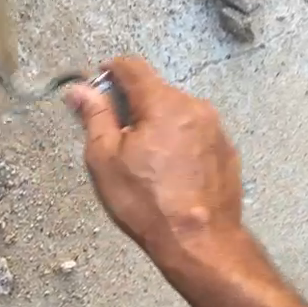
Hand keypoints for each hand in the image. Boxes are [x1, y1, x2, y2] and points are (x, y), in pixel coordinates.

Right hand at [66, 57, 245, 266]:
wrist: (199, 240)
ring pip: (176, 113)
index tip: (97, 86)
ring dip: (156, 124)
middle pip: (155, 91)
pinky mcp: (226, 150)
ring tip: (143, 162)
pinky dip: (177, 142)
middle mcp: (194, 106)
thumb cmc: (146, 202)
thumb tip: (81, 90)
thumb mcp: (105, 159)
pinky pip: (194, 133)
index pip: (132, 66)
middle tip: (115, 139)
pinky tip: (168, 173)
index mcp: (162, 103)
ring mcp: (215, 128)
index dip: (110, 71)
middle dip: (132, 106)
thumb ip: (94, 117)